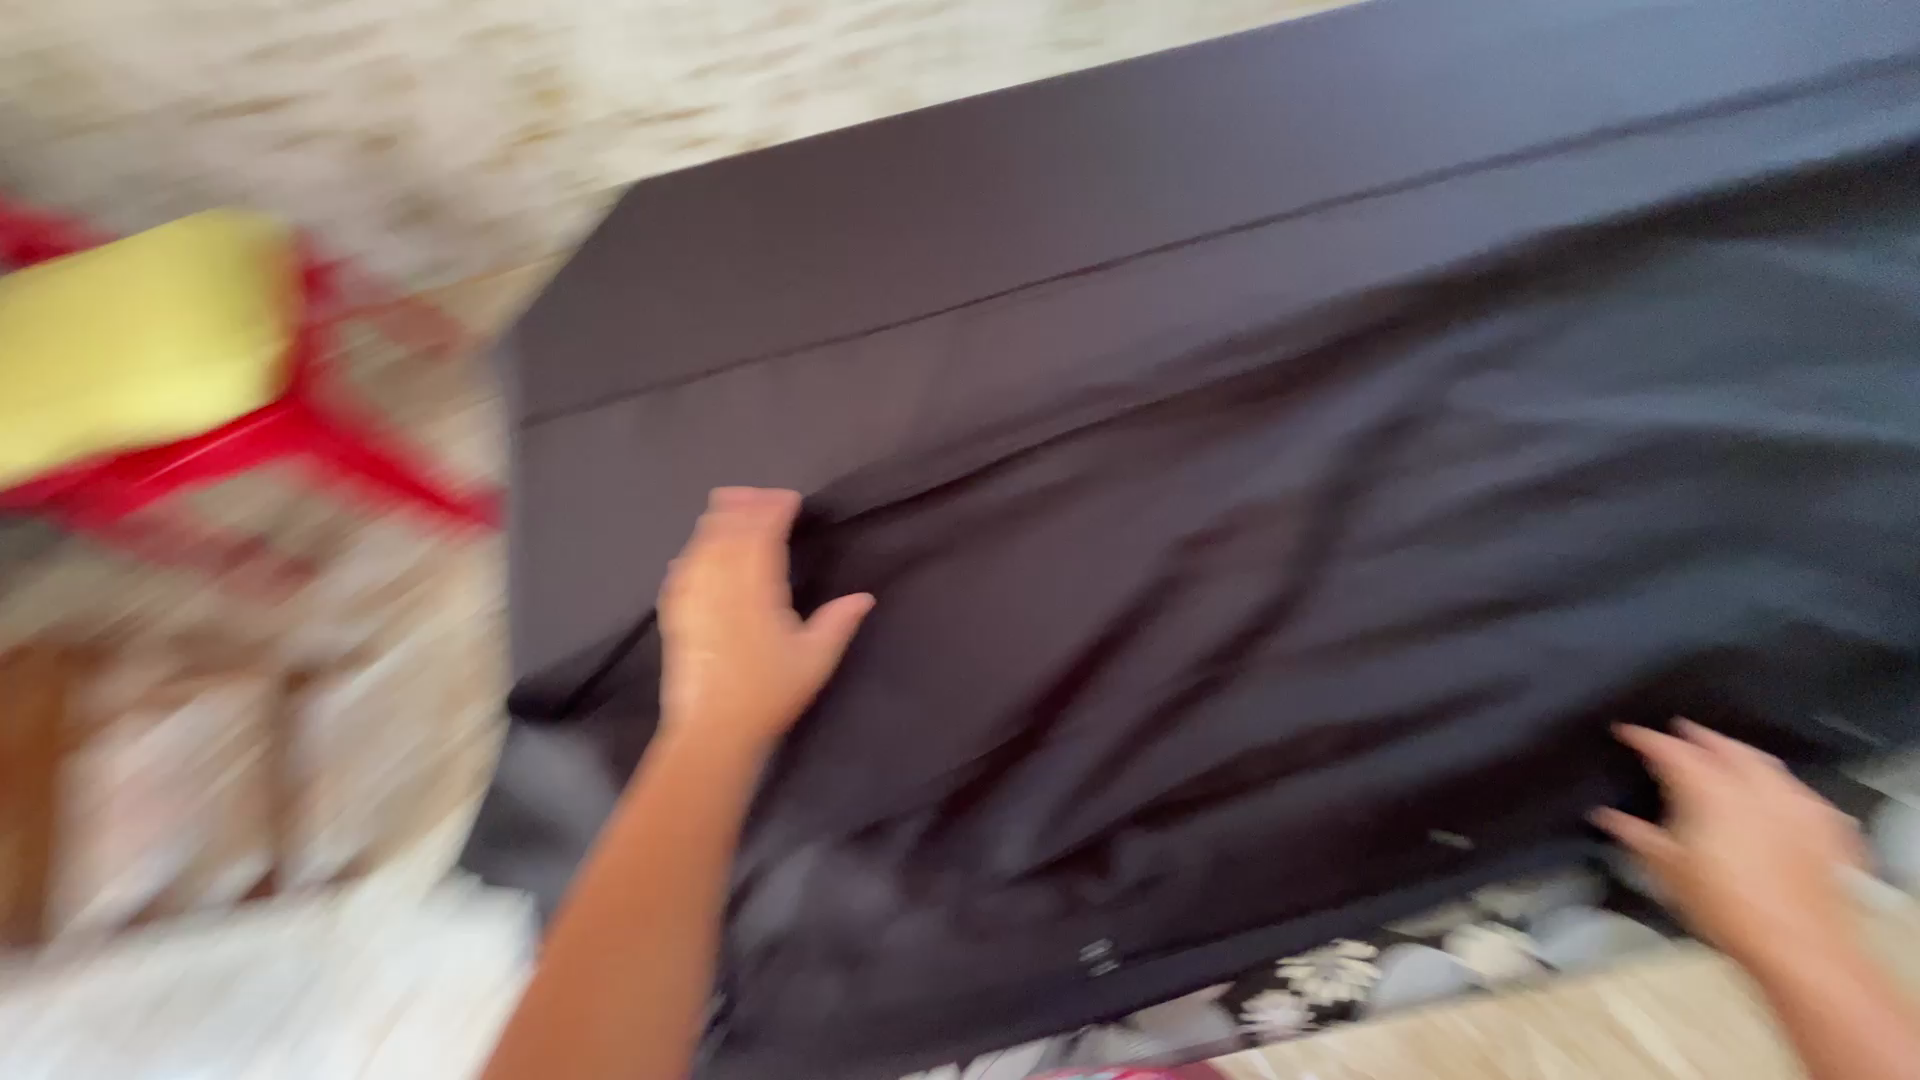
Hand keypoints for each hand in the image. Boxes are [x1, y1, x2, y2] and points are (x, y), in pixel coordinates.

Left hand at [657, 488, 874, 748]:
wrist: (712, 730)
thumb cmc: (768, 693)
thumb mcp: (815, 659)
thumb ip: (838, 622)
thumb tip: (863, 597)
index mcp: (756, 589)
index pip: (762, 534)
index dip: (775, 510)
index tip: (789, 499)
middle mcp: (720, 583)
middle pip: (728, 530)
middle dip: (746, 506)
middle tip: (763, 496)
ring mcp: (692, 596)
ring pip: (702, 544)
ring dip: (718, 520)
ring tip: (731, 505)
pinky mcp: (675, 613)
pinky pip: (681, 568)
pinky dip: (693, 550)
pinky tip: (697, 549)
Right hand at [1593, 720, 1868, 971]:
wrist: (1800, 950)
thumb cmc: (1722, 905)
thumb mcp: (1665, 869)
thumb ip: (1635, 834)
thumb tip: (1605, 816)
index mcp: (1710, 796)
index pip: (1673, 752)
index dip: (1647, 738)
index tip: (1628, 732)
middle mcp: (1755, 795)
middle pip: (1728, 750)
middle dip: (1701, 737)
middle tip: (1679, 731)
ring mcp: (1797, 813)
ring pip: (1770, 768)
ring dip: (1743, 755)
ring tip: (1727, 754)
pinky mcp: (1828, 837)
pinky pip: (1806, 797)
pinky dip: (1786, 787)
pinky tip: (1782, 793)